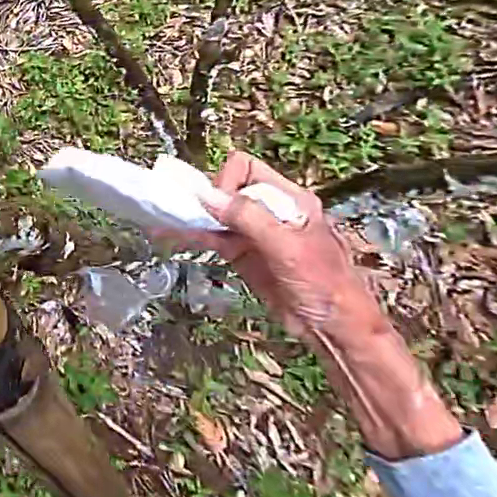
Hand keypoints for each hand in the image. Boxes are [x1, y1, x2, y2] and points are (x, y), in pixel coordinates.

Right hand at [174, 152, 461, 458]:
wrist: (335, 328)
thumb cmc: (323, 284)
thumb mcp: (287, 247)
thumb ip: (247, 218)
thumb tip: (207, 196)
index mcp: (290, 198)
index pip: (247, 169)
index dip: (226, 182)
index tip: (217, 208)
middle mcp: (270, 210)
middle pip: (227, 188)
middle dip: (204, 198)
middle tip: (184, 214)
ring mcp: (255, 233)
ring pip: (216, 214)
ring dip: (192, 215)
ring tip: (162, 218)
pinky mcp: (243, 255)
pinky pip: (214, 238)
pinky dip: (193, 235)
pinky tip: (171, 234)